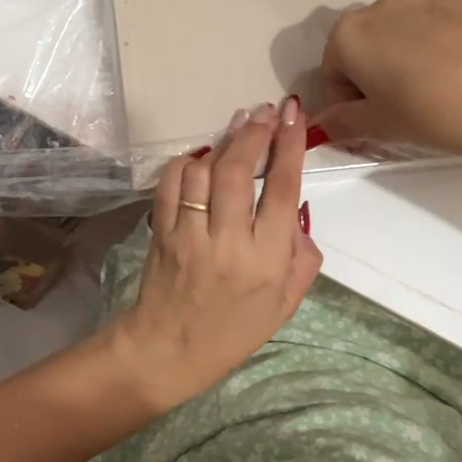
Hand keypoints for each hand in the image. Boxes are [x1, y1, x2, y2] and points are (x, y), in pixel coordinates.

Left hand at [111, 99, 322, 411]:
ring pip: (203, 172)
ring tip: (239, 123)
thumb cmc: (233, 331)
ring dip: (222, 141)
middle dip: (255, 132)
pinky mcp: (161, 231)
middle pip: (238, 170)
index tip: (295, 117)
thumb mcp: (284, 304)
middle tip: (267, 111)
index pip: (281, 189)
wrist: (168, 350)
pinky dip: (185, 162)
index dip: (289, 146)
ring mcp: (189, 234)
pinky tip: (201, 154)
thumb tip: (298, 214)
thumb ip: (301, 259)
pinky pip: (170, 184)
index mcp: (265, 260)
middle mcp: (228, 242)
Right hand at [311, 0, 461, 161]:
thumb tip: (320, 125)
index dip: (344, 105)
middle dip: (371, 79)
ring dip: (402, 62)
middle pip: (363, 46)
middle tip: (399, 115)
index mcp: (350, 33)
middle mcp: (382, 5)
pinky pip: (434, 27)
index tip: (368, 128)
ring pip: (400, 34)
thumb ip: (342, 123)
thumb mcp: (382, 126)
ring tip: (433, 96)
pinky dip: (434, 51)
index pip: (331, 72)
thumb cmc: (438, 113)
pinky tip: (460, 79)